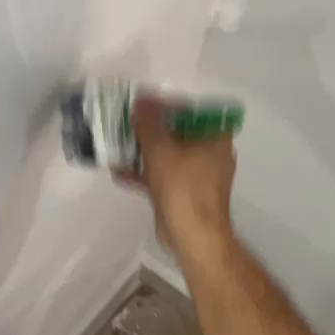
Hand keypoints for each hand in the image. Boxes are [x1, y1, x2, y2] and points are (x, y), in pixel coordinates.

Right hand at [129, 94, 236, 256]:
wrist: (191, 235)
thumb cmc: (182, 186)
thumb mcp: (160, 148)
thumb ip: (148, 122)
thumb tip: (139, 100)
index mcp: (216, 137)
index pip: (192, 110)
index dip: (166, 105)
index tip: (142, 106)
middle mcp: (211, 154)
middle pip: (178, 133)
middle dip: (150, 130)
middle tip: (127, 123)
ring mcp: (198, 176)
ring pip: (168, 156)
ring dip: (144, 152)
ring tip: (118, 145)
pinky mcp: (184, 194)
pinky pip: (163, 176)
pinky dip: (144, 173)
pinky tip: (120, 172)